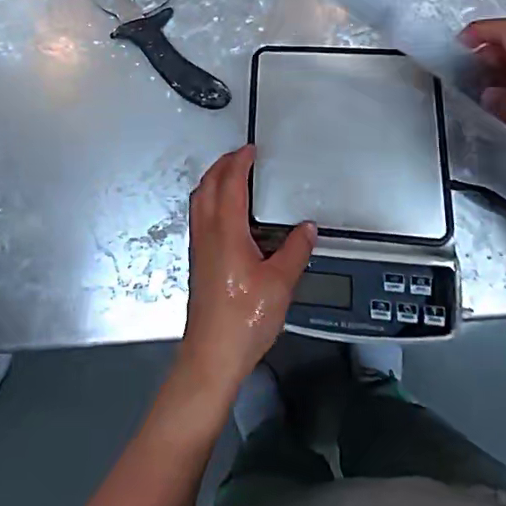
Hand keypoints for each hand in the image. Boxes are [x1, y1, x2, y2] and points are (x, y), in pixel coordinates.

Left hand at [179, 146, 315, 389]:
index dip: (239, 162)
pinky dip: (209, 201)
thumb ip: (295, 251)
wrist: (212, 354)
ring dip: (212, 181)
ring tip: (229, 176)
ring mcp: (200, 248)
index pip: (229, 184)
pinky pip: (199, 218)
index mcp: (226, 232)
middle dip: (221, 165)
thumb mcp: (280, 283)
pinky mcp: (199, 262)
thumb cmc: (240, 322)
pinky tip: (223, 213)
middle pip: (207, 186)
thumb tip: (306, 230)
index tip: (249, 151)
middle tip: (238, 156)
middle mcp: (207, 235)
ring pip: (199, 201)